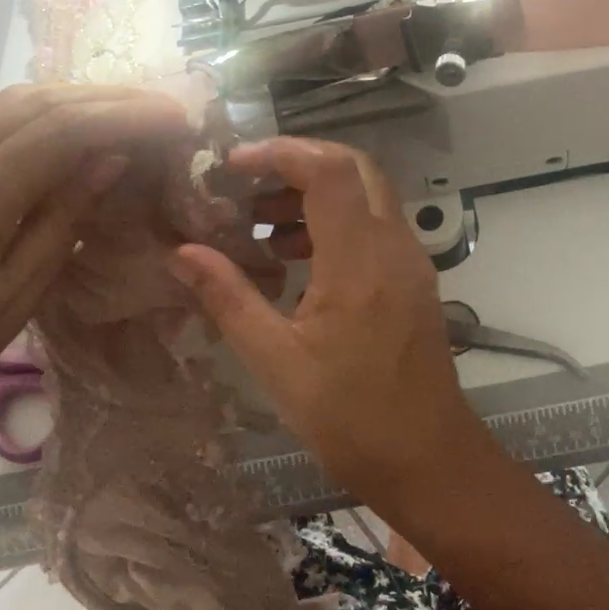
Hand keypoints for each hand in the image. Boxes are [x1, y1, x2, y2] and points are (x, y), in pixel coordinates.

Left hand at [0, 84, 187, 448]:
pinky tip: (74, 131)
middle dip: (107, 98)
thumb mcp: (10, 301)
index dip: (125, 117)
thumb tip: (111, 160)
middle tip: (166, 107)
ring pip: (11, 106)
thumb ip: (62, 223)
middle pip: (37, 104)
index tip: (178, 119)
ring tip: (130, 111)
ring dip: (75, 100)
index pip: (61, 131)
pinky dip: (44, 117)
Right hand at [169, 137, 496, 509]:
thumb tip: (181, 253)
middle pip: (354, 167)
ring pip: (368, 193)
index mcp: (359, 260)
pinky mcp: (414, 277)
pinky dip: (338, 220)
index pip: (328, 170)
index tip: (233, 165)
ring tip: (264, 226)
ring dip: (318, 192)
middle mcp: (393, 245)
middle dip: (299, 163)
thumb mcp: (276, 362)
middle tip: (248, 185)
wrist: (428, 457)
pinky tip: (298, 258)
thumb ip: (229, 299)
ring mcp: (410, 259)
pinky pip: (377, 224)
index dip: (280, 153)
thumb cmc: (349, 416)